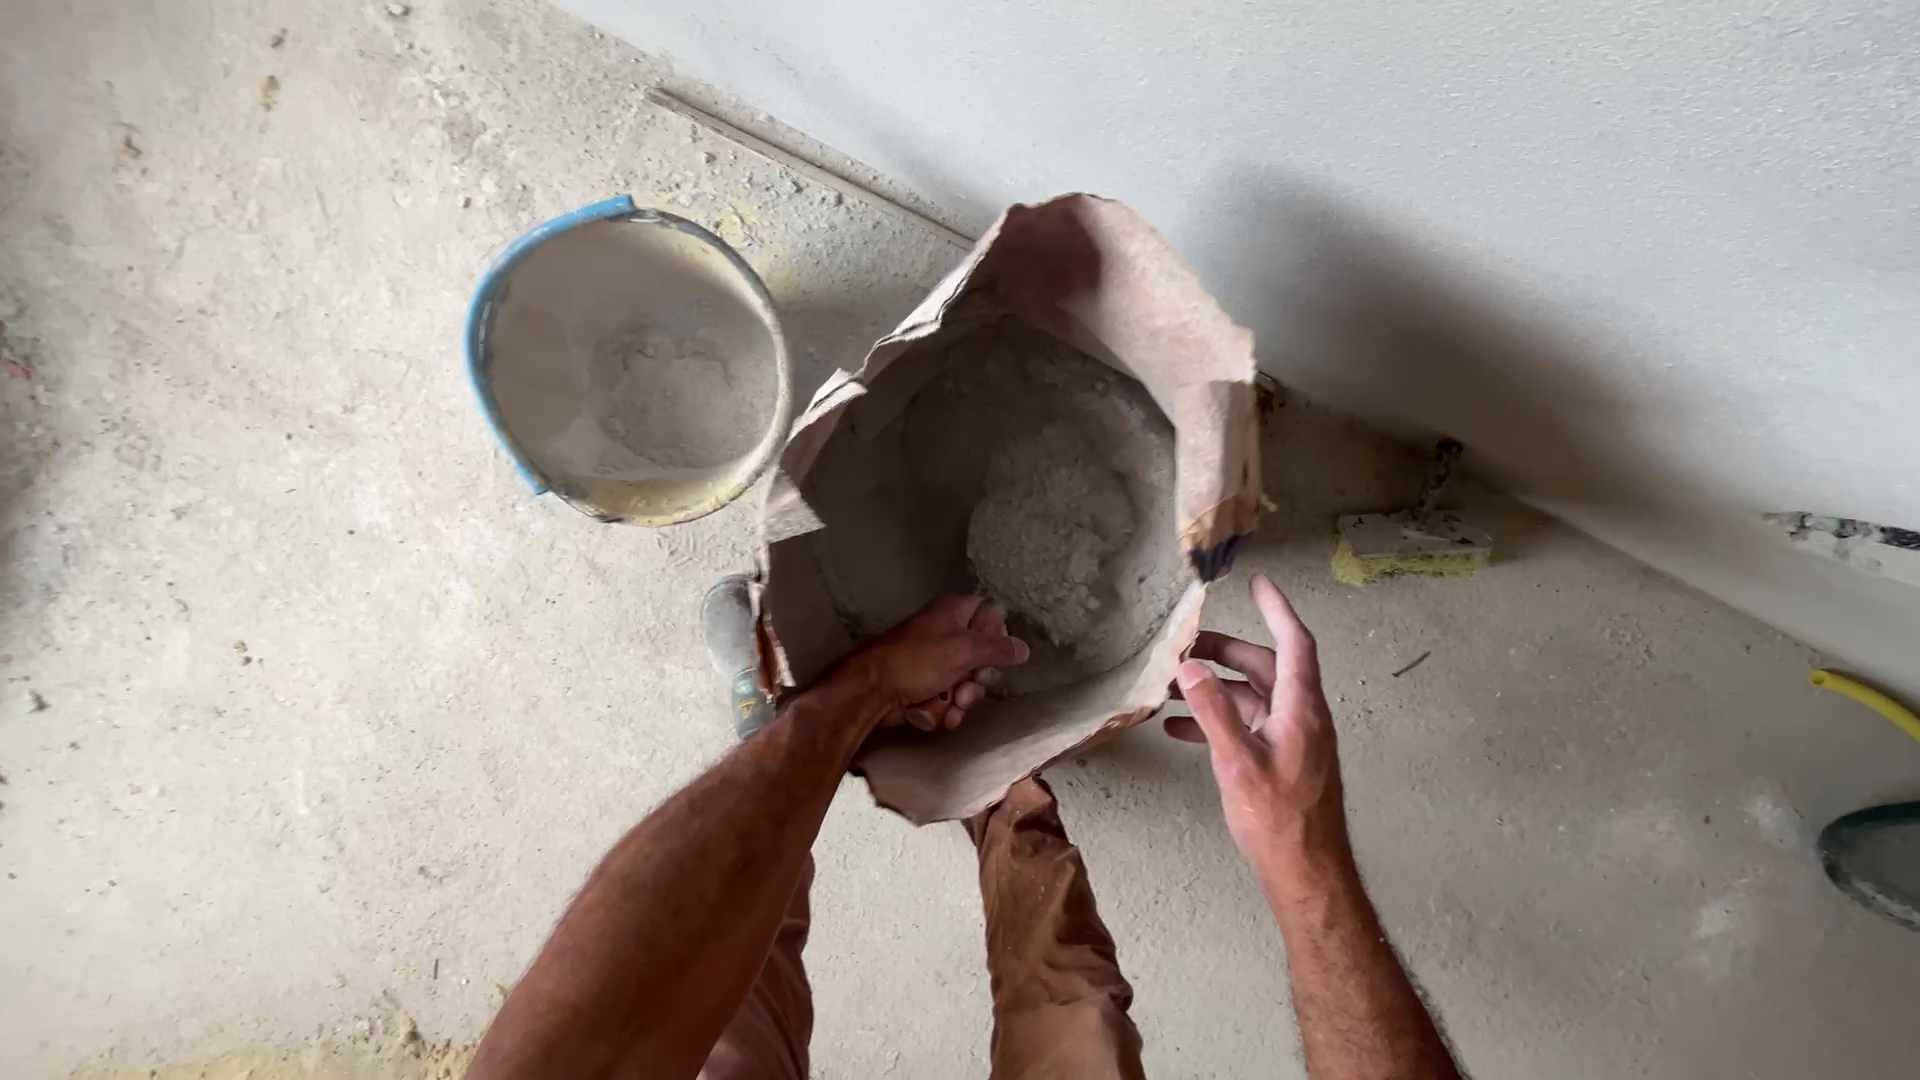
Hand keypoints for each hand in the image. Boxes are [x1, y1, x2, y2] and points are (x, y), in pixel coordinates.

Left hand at [842, 595, 1029, 730]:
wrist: (872, 690)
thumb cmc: (918, 660)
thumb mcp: (964, 650)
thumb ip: (998, 649)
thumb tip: (1024, 648)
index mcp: (954, 611)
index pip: (991, 615)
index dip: (996, 636)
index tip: (994, 654)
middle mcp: (946, 632)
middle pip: (983, 656)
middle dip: (978, 679)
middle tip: (967, 687)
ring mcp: (935, 661)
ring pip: (967, 682)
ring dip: (963, 699)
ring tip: (950, 704)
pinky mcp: (926, 685)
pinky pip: (950, 697)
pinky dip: (946, 709)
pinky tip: (940, 715)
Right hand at [1168, 574, 1346, 869]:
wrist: (1306, 875)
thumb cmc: (1277, 818)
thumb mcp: (1237, 762)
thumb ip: (1212, 712)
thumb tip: (1189, 667)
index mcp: (1300, 709)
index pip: (1294, 645)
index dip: (1278, 610)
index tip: (1259, 584)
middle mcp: (1301, 717)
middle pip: (1265, 667)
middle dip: (1225, 651)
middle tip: (1185, 644)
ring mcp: (1292, 739)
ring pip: (1253, 696)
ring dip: (1215, 688)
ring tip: (1171, 687)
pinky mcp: (1281, 760)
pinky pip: (1248, 725)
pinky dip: (1218, 720)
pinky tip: (1181, 730)